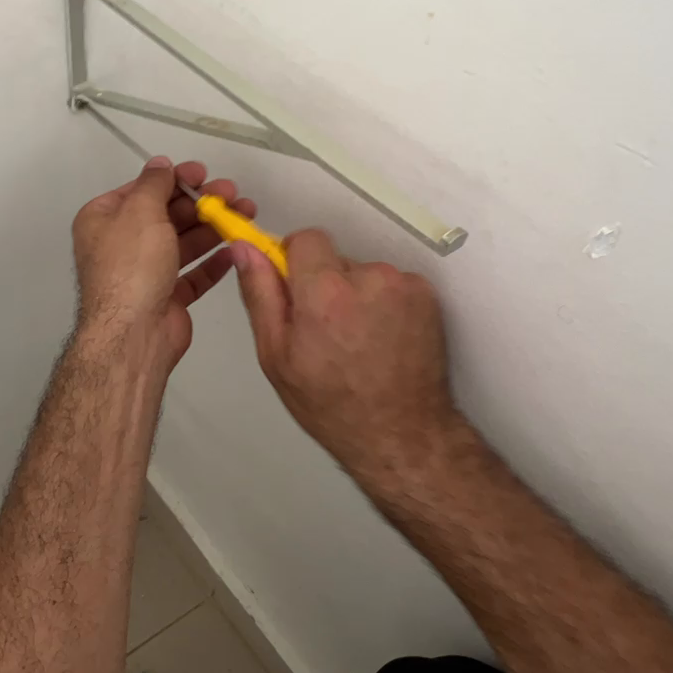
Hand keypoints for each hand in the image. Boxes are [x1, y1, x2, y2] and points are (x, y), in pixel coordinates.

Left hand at [72, 156, 257, 367]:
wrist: (134, 333)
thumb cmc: (131, 265)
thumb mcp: (140, 211)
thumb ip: (154, 183)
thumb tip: (160, 165)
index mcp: (103, 220)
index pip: (140, 191)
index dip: (173, 179)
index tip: (202, 173)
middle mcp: (120, 245)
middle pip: (165, 216)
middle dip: (200, 203)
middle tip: (233, 193)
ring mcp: (144, 274)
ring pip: (182, 244)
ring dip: (213, 228)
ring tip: (245, 214)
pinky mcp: (166, 298)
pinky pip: (192, 275)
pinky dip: (213, 263)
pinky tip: (236, 250)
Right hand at [232, 230, 459, 484]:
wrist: (400, 434)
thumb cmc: (329, 403)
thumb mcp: (277, 355)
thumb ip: (261, 294)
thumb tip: (244, 248)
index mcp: (324, 292)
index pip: (305, 238)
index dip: (295, 260)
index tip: (295, 290)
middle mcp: (368, 278)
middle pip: (334, 259)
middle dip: (325, 284)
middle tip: (325, 332)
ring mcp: (403, 286)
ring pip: (364, 273)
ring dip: (356, 295)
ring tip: (357, 342)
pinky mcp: (427, 296)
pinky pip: (392, 285)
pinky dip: (384, 304)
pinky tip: (382, 341)